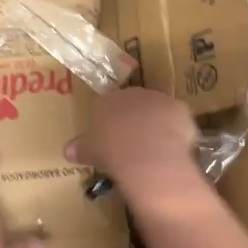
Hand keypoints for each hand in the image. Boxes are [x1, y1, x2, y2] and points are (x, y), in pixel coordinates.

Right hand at [65, 87, 202, 193]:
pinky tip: (173, 149)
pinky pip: (177, 120)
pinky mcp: (180, 109)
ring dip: (156, 124)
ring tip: (155, 149)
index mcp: (107, 101)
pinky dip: (176, 132)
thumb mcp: (90, 152)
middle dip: (134, 120)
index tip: (112, 138)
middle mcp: (132, 94)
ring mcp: (158, 99)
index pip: (107, 105)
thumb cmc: (112, 151)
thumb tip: (67, 151)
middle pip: (133, 104)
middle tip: (133, 143)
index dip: (110, 121)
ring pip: (157, 110)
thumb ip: (80, 149)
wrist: (148, 154)